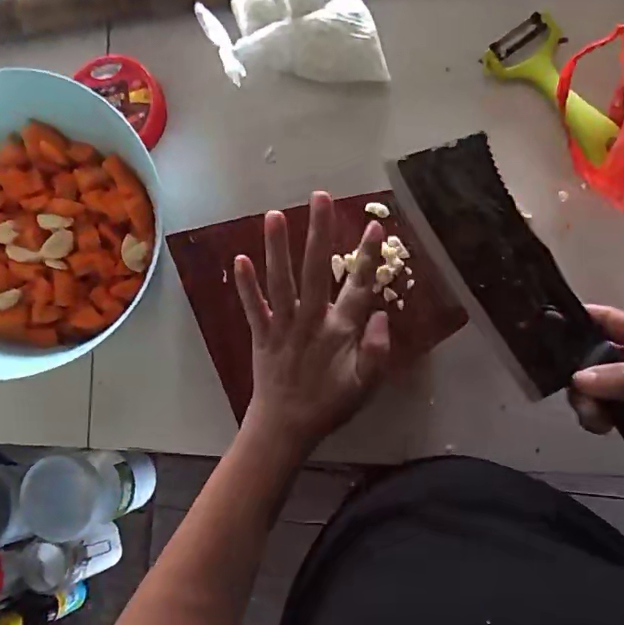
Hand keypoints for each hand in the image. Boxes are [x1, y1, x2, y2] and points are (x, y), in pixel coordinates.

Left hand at [235, 192, 390, 453]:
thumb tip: (383, 314)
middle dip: (319, 232)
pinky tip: (240, 259)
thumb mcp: (366, 385)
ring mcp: (283, 325)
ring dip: (277, 247)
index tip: (374, 225)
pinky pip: (252, 306)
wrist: (286, 427)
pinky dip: (245, 285)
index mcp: (340, 330)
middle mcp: (310, 320)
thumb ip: (378, 350)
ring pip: (280, 281)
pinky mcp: (261, 334)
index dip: (368, 255)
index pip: (358, 286)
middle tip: (319, 197)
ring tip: (274, 215)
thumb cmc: (329, 405)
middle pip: (316, 269)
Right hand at [569, 305, 623, 500]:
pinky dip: (599, 418)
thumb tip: (577, 378)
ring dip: (590, 402)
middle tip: (580, 399)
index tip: (547, 329)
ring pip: (599, 387)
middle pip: (599, 357)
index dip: (584, 320)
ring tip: (596, 424)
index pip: (615, 321)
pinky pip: (608, 412)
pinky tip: (604, 431)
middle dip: (583, 375)